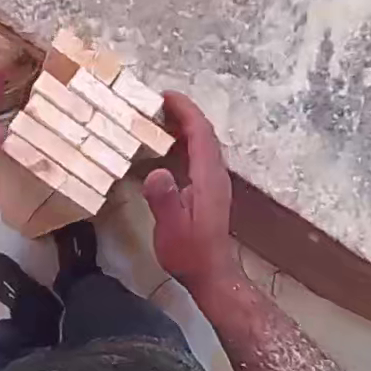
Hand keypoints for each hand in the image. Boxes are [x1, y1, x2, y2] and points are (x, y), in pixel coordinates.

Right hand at [144, 92, 240, 288]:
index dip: (185, 111)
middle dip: (184, 114)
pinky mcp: (209, 193)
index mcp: (207, 178)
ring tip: (161, 121)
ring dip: (185, 128)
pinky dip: (185, 144)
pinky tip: (170, 150)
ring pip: (203, 145)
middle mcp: (215, 176)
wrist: (211, 274)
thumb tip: (155, 172)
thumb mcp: (172, 228)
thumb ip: (164, 200)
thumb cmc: (189, 253)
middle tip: (159, 104)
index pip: (200, 134)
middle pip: (204, 134)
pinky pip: (199, 158)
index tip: (166, 96)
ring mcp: (214, 184)